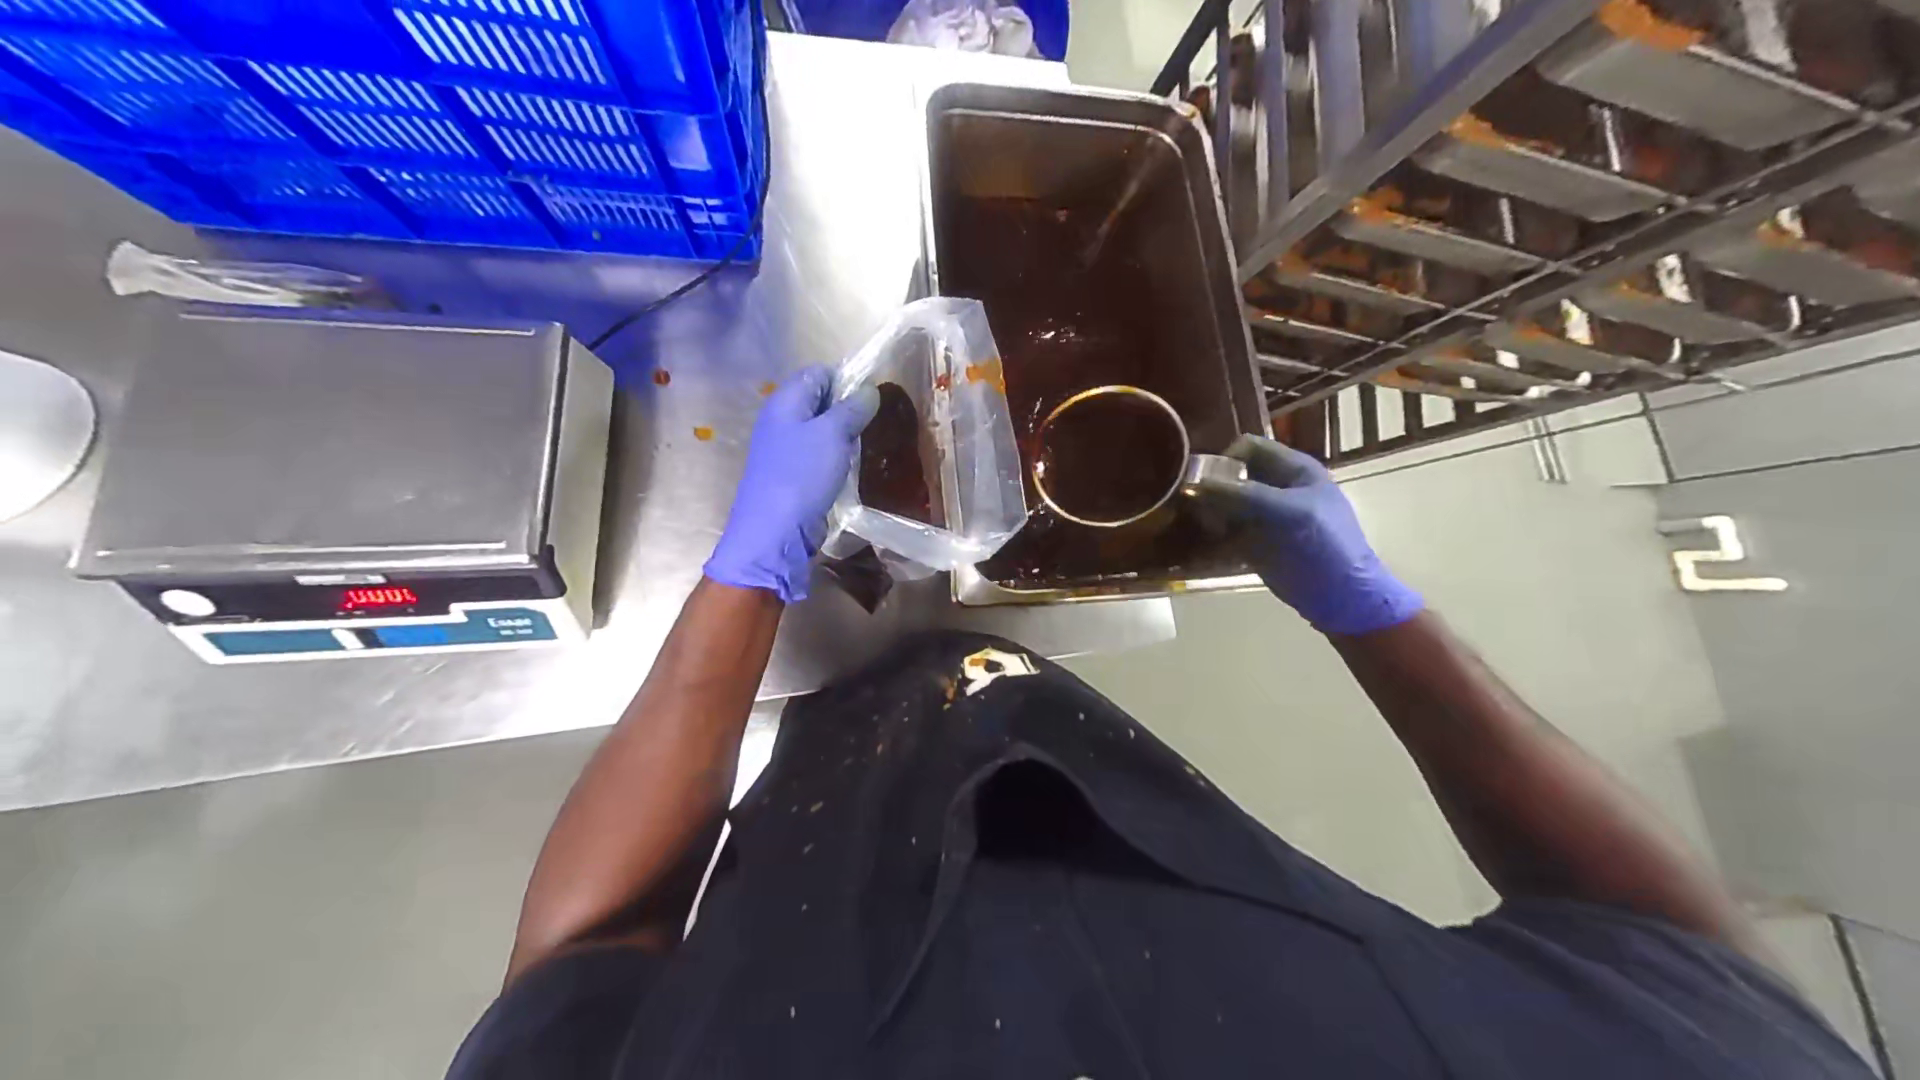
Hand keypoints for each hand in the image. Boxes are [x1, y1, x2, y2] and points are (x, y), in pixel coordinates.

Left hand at [704, 367, 879, 602]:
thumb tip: (869, 390)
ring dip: (843, 435)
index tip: (872, 398)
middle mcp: (781, 419)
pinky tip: (850, 467)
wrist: (774, 531)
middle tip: (874, 422)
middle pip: (819, 401)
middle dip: (848, 408)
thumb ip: (852, 409)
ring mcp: (784, 448)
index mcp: (786, 401)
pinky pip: (818, 454)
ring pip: (820, 429)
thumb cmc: (802, 475)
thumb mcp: (833, 434)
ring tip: (866, 444)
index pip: (818, 373)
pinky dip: (835, 456)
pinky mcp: (792, 473)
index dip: (846, 380)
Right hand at [1192, 434, 1421, 635]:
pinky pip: (1224, 529)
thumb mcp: (1290, 513)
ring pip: (1224, 502)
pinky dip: (1210, 534)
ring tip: (1200, 526)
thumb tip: (1196, 483)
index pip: (1249, 448)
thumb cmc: (1325, 546)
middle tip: (1195, 505)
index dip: (1226, 459)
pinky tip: (1201, 543)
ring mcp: (1264, 515)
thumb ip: (1245, 495)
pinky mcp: (1253, 541)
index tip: (1207, 482)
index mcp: (1294, 469)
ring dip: (1207, 511)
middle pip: (1232, 474)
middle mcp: (1276, 487)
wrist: (1340, 596)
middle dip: (1211, 486)